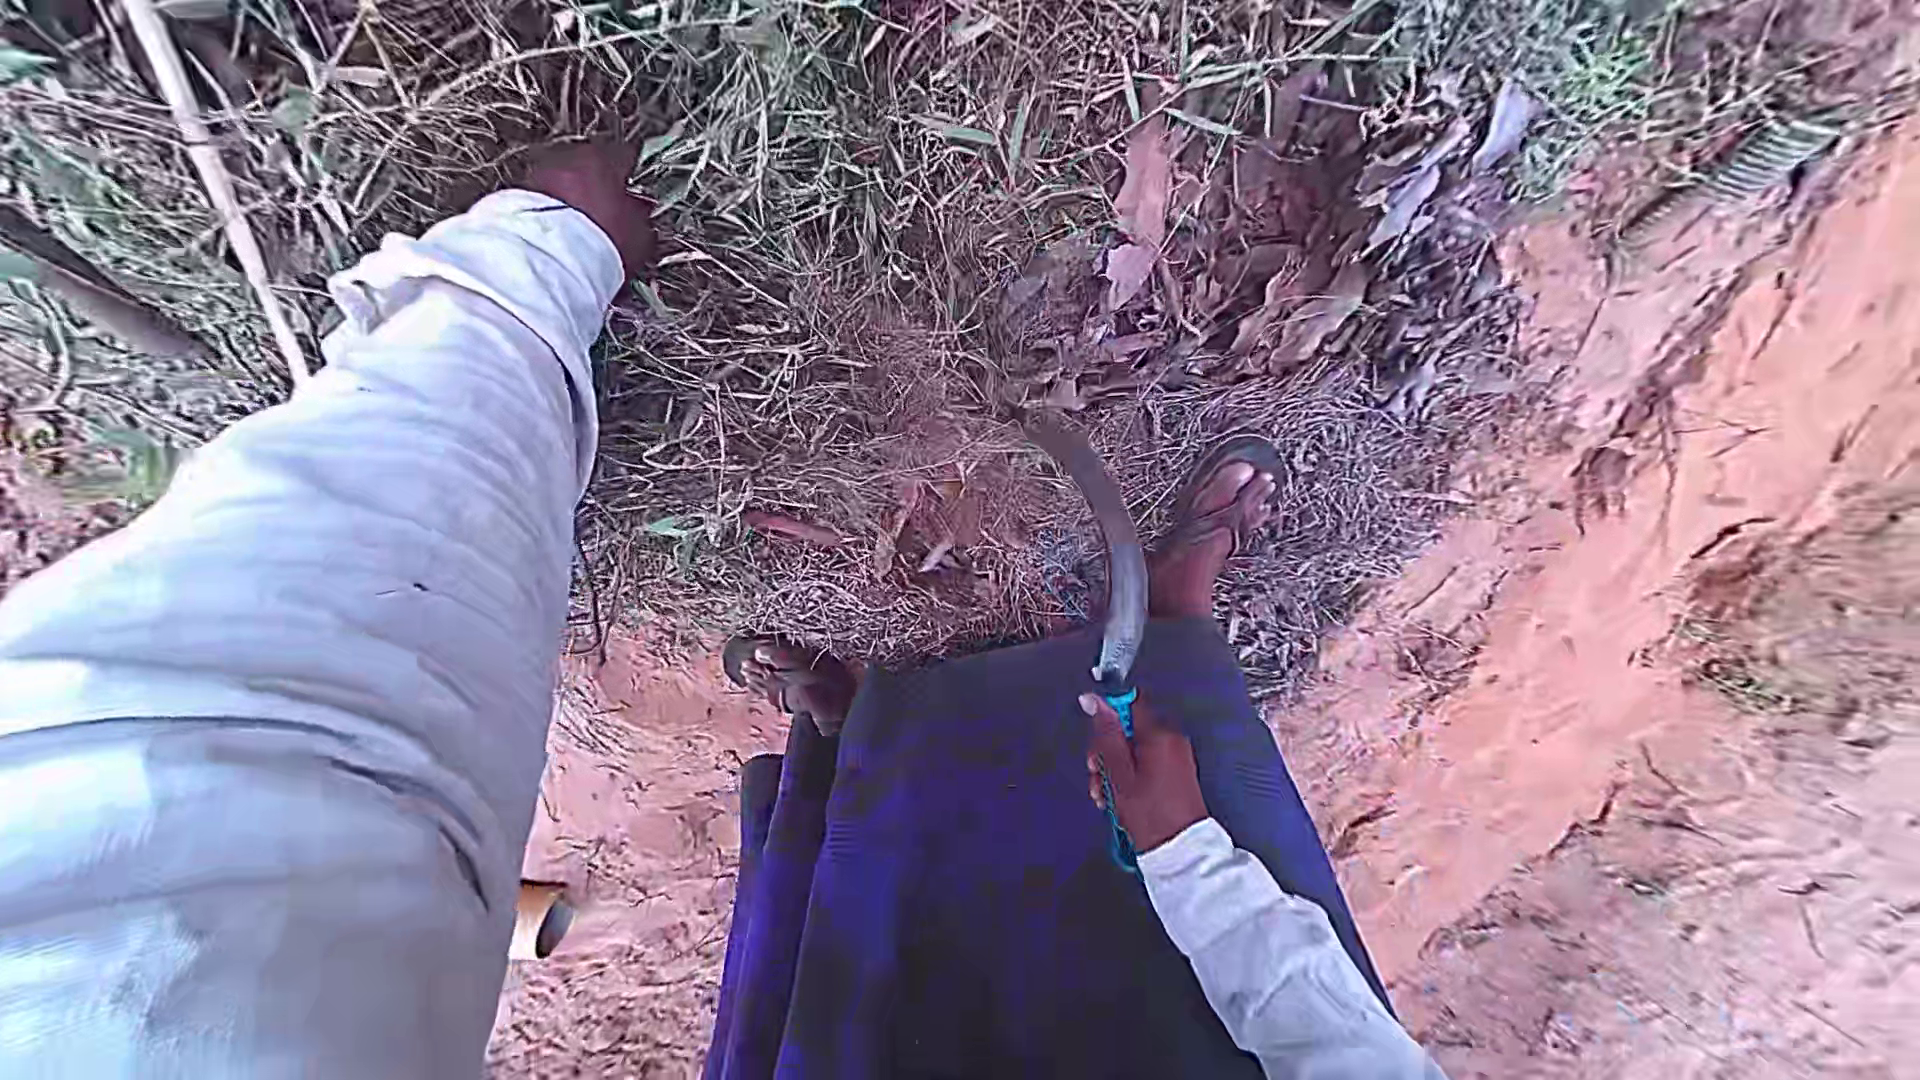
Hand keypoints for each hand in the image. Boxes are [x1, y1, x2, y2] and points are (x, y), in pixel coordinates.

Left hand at [520, 140, 656, 283]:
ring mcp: (542, 173)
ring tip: (592, 228)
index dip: (635, 170)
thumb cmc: (599, 241)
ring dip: (579, 199)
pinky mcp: (522, 193)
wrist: (554, 257)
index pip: (626, 155)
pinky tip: (571, 235)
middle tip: (617, 210)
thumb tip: (642, 211)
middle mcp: (569, 158)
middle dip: (604, 186)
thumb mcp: (640, 234)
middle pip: (592, 166)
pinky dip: (559, 211)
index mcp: (603, 160)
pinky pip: (548, 199)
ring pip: (568, 181)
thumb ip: (643, 216)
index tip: (639, 181)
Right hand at [1082, 691, 1207, 852]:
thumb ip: (1105, 733)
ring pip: (1132, 748)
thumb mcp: (1118, 771)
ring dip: (1113, 767)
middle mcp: (1171, 739)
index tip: (1097, 738)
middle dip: (1106, 749)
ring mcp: (1174, 757)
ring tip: (1103, 792)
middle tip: (1096, 771)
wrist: (1180, 853)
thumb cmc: (1150, 814)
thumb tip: (1093, 700)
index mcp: (1159, 734)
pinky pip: (1144, 763)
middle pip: (1127, 728)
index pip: (1128, 702)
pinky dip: (1128, 776)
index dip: (1108, 716)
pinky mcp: (1174, 773)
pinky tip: (1116, 797)